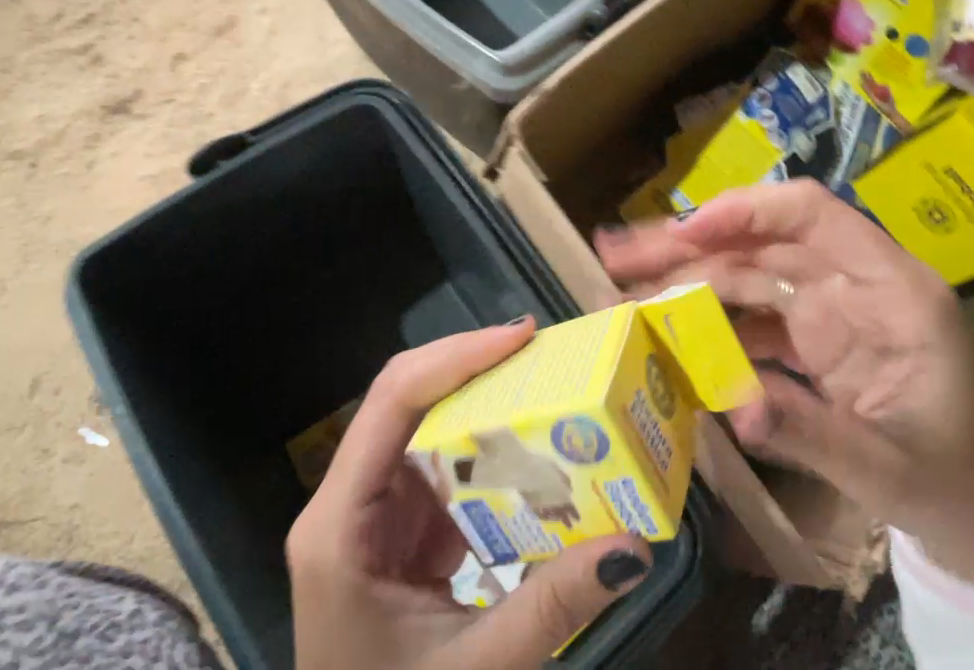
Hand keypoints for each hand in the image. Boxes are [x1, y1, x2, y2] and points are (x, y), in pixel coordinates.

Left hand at [287, 318, 654, 669]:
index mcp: (339, 525)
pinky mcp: (397, 535)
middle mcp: (347, 503)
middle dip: (478, 372)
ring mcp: (371, 517)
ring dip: (487, 410)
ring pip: (427, 434)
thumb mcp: (475, 669)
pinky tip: (536, 453)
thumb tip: (634, 546)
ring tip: (551, 387)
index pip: (391, 404)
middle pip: (407, 405)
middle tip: (549, 355)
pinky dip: (491, 458)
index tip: (523, 338)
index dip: (455, 358)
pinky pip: (444, 474)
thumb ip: (552, 606)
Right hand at [595, 180, 973, 595]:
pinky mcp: (814, 340)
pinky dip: (707, 324)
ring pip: (749, 275)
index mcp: (894, 293)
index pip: (814, 216)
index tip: (683, 233)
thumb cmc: (953, 485)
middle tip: (618, 255)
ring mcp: (832, 311)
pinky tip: (665, 336)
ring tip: (621, 289)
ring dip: (686, 280)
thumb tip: (730, 404)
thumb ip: (810, 432)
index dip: (745, 211)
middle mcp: (856, 286)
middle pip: (764, 242)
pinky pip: (751, 319)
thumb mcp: (885, 469)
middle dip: (689, 245)